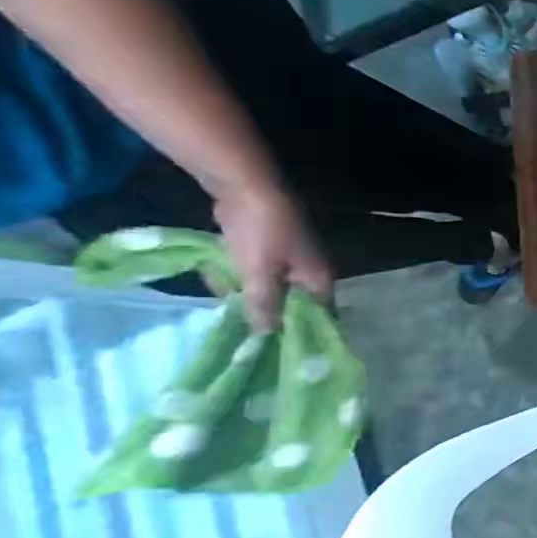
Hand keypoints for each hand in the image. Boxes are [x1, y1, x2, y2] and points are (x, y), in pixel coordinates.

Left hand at [211, 182, 334, 331]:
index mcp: (319, 280)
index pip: (319, 315)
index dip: (302, 332)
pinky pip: (256, 274)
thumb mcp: (260, 273)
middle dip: (269, 315)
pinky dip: (239, 278)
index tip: (280, 349)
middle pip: (294, 304)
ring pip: (272, 289)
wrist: (248, 188)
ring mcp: (290, 261)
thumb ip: (264, 305)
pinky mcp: (269, 251)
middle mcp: (310, 273)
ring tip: (222, 297)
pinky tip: (217, 275)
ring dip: (248, 294)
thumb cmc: (262, 233)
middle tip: (242, 329)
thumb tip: (266, 336)